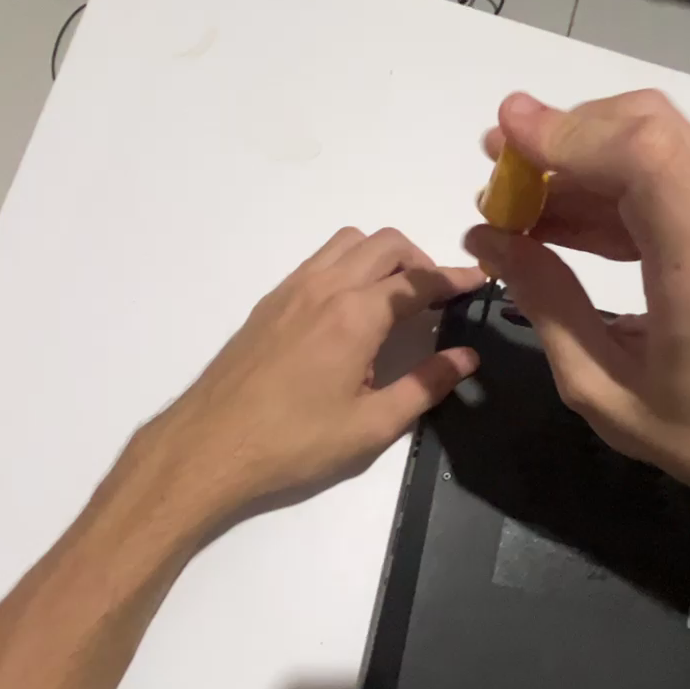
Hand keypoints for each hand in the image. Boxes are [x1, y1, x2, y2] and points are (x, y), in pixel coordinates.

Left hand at [139, 227, 484, 517]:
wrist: (211, 445)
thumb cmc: (294, 442)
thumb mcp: (370, 426)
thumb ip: (424, 385)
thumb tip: (466, 357)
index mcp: (355, 314)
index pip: (418, 280)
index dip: (454, 277)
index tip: (479, 281)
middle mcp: (324, 287)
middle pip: (384, 244)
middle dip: (419, 260)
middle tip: (435, 298)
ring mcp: (291, 290)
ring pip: (347, 243)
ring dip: (380, 257)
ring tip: (393, 299)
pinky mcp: (269, 302)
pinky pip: (318, 262)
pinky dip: (347, 266)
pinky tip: (348, 311)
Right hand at [466, 91, 689, 534]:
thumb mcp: (599, 388)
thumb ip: (546, 305)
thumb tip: (489, 239)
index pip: (649, 160)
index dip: (571, 133)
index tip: (504, 136)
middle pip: (652, 130)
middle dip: (562, 137)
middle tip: (496, 168)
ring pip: (658, 141)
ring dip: (578, 157)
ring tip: (512, 197)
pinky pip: (667, 175)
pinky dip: (604, 183)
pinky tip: (553, 217)